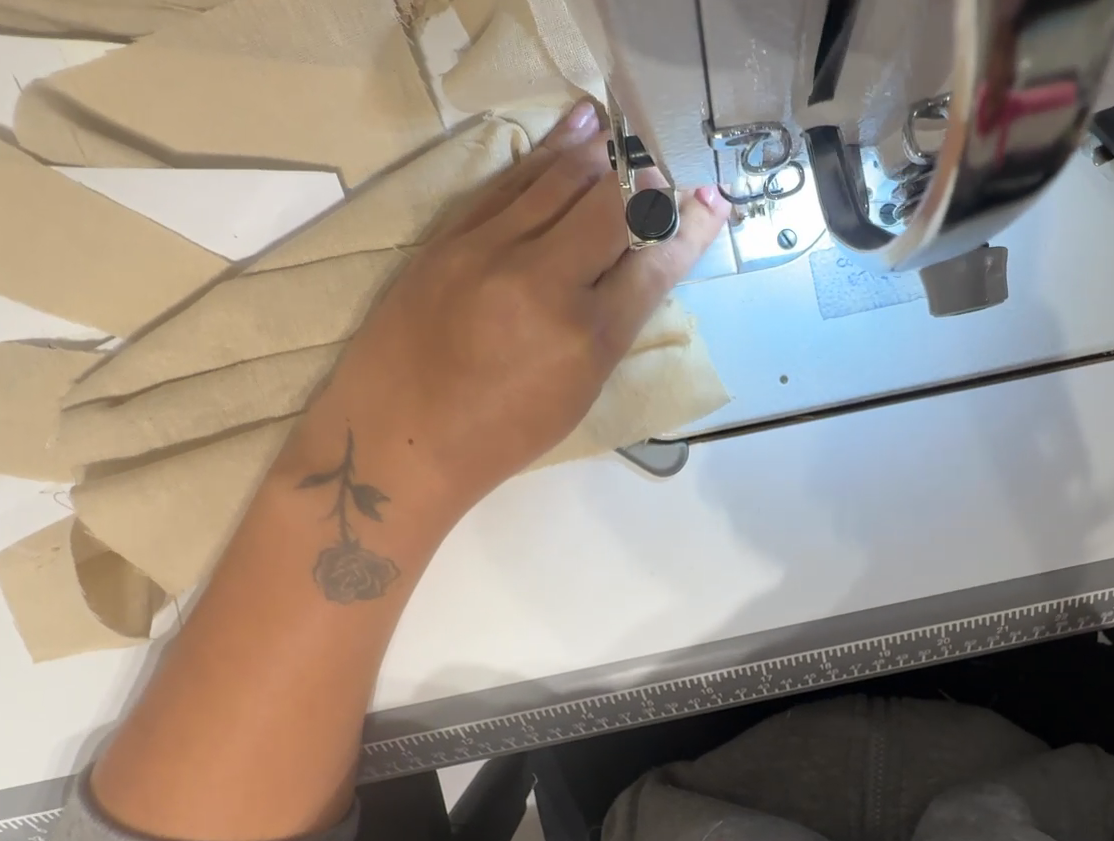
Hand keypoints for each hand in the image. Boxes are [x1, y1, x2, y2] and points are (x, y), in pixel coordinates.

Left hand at [305, 102, 729, 514]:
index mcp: (588, 337)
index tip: (712, 201)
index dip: (688, 229)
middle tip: (662, 172)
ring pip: (559, 182)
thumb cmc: (503, 434)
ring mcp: (491, 252)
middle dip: (645, 187)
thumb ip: (611, 327)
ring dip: (598, 155)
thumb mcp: (579, 392)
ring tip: (621, 132)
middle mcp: (544, 283)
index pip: (653, 266)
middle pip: (610, 211)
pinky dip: (547, 155)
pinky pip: (510, 184)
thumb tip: (638, 270)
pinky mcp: (450, 238)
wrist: (402, 437)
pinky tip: (575, 130)